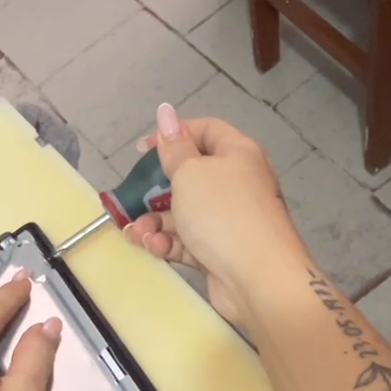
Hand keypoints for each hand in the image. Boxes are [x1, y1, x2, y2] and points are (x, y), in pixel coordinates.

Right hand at [122, 104, 310, 327]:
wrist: (258, 278)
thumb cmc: (223, 214)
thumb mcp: (191, 173)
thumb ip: (174, 147)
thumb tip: (166, 112)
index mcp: (237, 154)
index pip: (205, 131)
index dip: (173, 134)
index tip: (142, 150)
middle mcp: (236, 184)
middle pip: (190, 176)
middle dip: (156, 190)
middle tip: (131, 199)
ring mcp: (229, 221)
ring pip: (184, 213)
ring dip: (155, 222)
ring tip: (136, 233)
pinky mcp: (221, 252)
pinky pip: (189, 241)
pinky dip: (169, 243)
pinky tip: (152, 247)